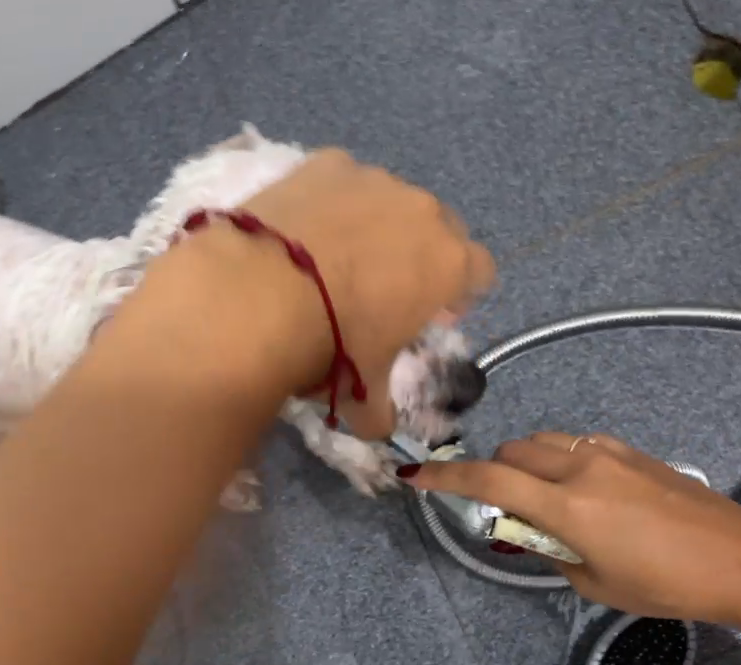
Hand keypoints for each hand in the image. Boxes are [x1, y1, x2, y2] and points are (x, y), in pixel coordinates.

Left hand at [175, 150, 494, 437]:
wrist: (259, 295)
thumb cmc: (331, 347)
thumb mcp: (362, 392)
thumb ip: (381, 410)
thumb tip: (379, 426)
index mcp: (450, 264)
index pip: (481, 273)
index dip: (460, 295)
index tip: (434, 315)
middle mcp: (423, 211)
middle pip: (439, 230)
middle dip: (421, 257)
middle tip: (384, 291)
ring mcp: (375, 179)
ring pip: (389, 203)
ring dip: (375, 228)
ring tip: (332, 262)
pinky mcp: (327, 163)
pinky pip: (342, 184)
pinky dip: (330, 206)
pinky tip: (300, 235)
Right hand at [405, 433, 740, 624]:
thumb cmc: (667, 585)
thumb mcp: (597, 584)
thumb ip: (553, 554)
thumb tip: (535, 536)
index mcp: (567, 506)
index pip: (491, 481)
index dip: (448, 478)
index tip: (417, 477)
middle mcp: (583, 468)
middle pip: (514, 450)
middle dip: (492, 469)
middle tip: (497, 504)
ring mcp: (611, 454)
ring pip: (545, 441)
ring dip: (525, 460)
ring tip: (537, 496)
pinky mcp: (635, 453)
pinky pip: (578, 444)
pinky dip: (559, 458)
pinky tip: (578, 488)